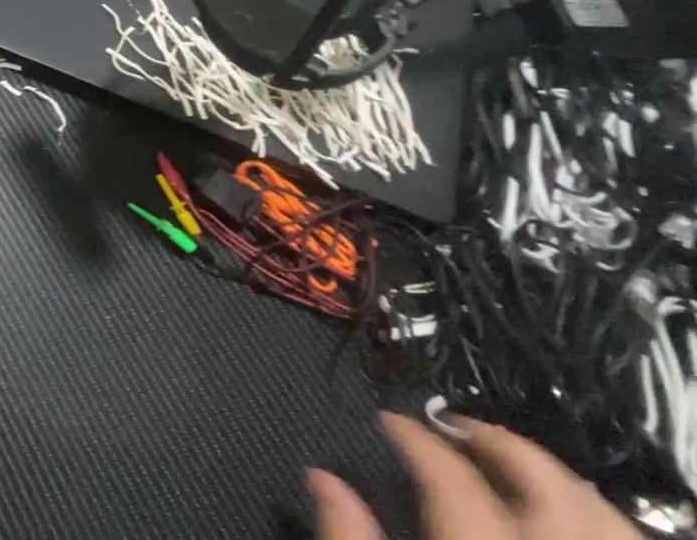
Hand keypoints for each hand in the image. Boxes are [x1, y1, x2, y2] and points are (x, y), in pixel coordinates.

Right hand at [311, 412, 639, 538]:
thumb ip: (349, 536)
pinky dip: (592, 512)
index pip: (453, 478)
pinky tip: (562, 509)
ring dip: (553, 474)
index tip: (389, 418)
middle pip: (544, 484)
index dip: (416, 438)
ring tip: (507, 461)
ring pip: (601, 512)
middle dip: (496, 440)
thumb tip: (320, 475)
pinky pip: (627, 538)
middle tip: (451, 425)